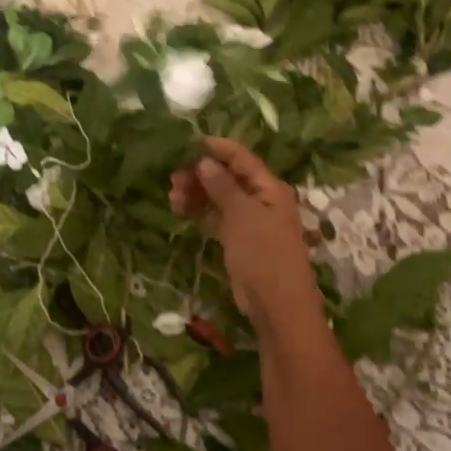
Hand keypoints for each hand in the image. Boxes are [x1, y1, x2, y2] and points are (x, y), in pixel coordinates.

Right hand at [170, 137, 321, 329]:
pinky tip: (180, 210)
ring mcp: (249, 219)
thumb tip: (204, 161)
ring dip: (195, 192)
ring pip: (217, 195)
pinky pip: (215, 214)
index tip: (184, 145)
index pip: (240, 157)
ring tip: (173, 199)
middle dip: (199, 173)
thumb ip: (222, 185)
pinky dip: (198, 209)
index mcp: (268, 188)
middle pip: (226, 175)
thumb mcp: (241, 215)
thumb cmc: (263, 254)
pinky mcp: (238, 237)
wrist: (276, 306)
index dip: (214, 148)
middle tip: (173, 179)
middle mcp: (260, 198)